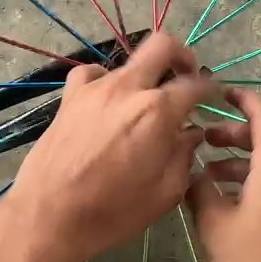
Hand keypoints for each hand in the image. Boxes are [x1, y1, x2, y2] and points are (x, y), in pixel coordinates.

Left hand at [6, 32, 212, 261]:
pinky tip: (106, 101)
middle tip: (186, 75)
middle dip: (182, 55)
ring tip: (143, 103)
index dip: (209, 88)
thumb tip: (191, 134)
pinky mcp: (70, 96)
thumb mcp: (165, 194)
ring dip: (144, 76)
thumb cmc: (112, 212)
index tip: (212, 95)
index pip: (194, 85)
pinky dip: (104, 80)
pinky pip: (92, 73)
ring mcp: (96, 87)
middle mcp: (129, 88)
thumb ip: (184, 156)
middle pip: (162, 45)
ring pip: (128, 62)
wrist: (48, 216)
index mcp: (158, 112)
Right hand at [186, 89, 260, 261]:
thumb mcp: (216, 226)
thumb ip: (199, 191)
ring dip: (241, 163)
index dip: (240, 99)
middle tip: (203, 140)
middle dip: (233, 135)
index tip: (218, 93)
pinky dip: (255, 182)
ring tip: (209, 176)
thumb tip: (190, 172)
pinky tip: (232, 204)